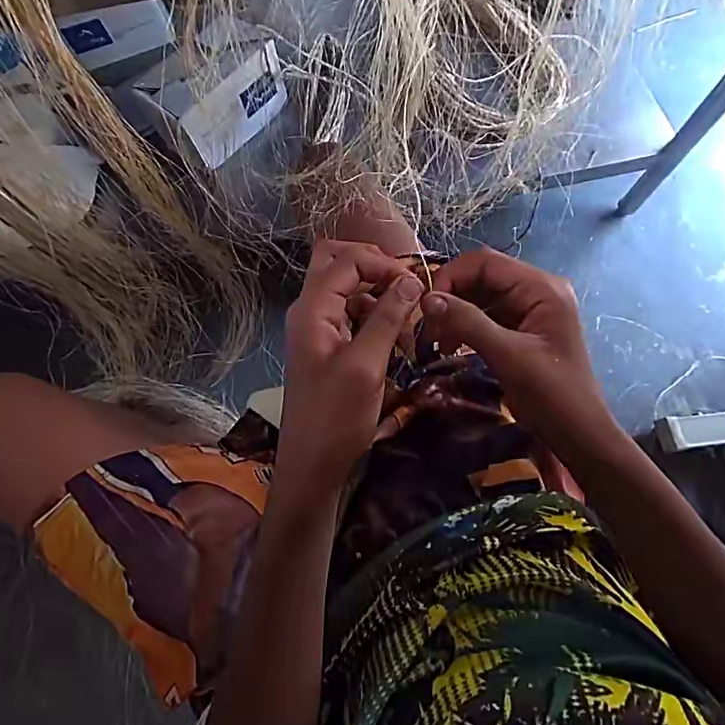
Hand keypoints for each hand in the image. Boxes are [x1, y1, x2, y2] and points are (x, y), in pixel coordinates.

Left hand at [281, 240, 422, 489]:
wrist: (311, 464)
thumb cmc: (336, 418)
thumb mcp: (366, 366)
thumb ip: (387, 318)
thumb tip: (410, 280)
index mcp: (311, 309)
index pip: (346, 260)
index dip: (382, 264)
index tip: (415, 284)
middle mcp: (309, 310)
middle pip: (336, 262)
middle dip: (373, 266)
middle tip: (405, 286)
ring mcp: (316, 327)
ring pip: (346, 287)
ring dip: (377, 294)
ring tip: (407, 321)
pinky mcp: (326, 345)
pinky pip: (349, 313)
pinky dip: (373, 316)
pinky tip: (395, 338)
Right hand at [421, 248, 619, 452]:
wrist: (580, 436)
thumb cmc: (551, 394)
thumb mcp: (507, 355)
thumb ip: (467, 322)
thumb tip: (428, 299)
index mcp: (542, 288)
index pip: (485, 262)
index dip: (451, 276)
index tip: (426, 305)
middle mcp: (537, 290)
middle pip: (482, 277)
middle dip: (452, 296)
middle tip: (428, 327)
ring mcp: (531, 310)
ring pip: (481, 297)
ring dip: (456, 313)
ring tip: (437, 340)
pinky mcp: (523, 329)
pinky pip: (487, 316)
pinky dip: (466, 326)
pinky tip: (451, 346)